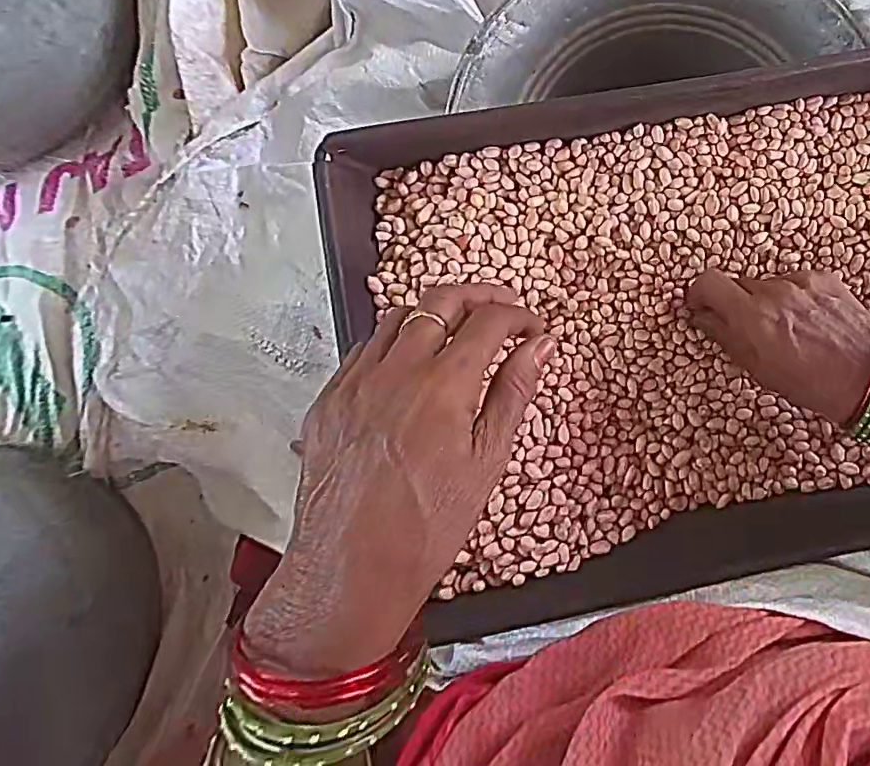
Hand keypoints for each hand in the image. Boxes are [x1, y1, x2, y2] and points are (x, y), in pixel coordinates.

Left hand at [243, 284, 549, 682]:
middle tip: (504, 308)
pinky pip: (364, 348)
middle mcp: (395, 373)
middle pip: (441, 298)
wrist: (348, 575)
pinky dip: (398, 341)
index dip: (521, 316)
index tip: (534, 331)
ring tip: (461, 331)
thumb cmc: (429, 525)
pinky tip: (414, 365)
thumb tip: (541, 345)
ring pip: (399, 315)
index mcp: (443, 387)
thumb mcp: (489, 458)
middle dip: (481, 294)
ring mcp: (354, 384)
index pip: (490, 320)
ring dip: (437, 312)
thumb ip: (515, 390)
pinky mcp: (327, 401)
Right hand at [685, 269, 869, 425]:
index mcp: (753, 317)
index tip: (699, 304)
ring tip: (787, 331)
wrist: (869, 375)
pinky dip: (794, 297)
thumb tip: (700, 317)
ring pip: (767, 284)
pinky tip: (808, 322)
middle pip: (738, 284)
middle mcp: (775, 291)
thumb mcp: (759, 369)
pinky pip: (794, 282)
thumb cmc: (812, 383)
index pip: (708, 282)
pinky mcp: (822, 277)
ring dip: (767, 302)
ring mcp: (801, 281)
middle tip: (749, 329)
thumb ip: (725, 336)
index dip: (698, 292)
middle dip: (736, 303)